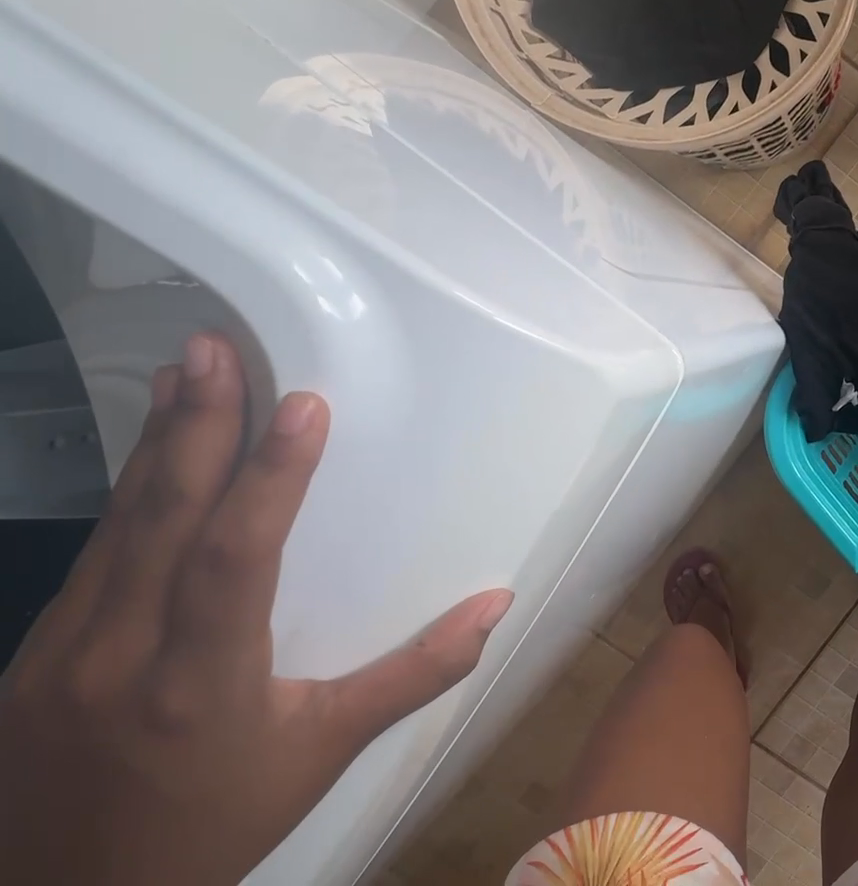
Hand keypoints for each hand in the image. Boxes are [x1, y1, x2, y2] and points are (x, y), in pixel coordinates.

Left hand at [0, 333, 513, 885]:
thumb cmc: (214, 821)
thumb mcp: (325, 752)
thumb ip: (415, 675)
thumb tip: (495, 606)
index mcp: (198, 683)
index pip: (235, 561)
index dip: (270, 480)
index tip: (301, 407)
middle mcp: (116, 657)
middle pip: (160, 523)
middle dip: (194, 429)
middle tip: (214, 352)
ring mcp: (60, 654)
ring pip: (116, 528)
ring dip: (157, 446)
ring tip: (183, 374)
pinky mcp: (35, 657)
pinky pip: (94, 555)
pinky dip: (130, 492)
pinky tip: (155, 454)